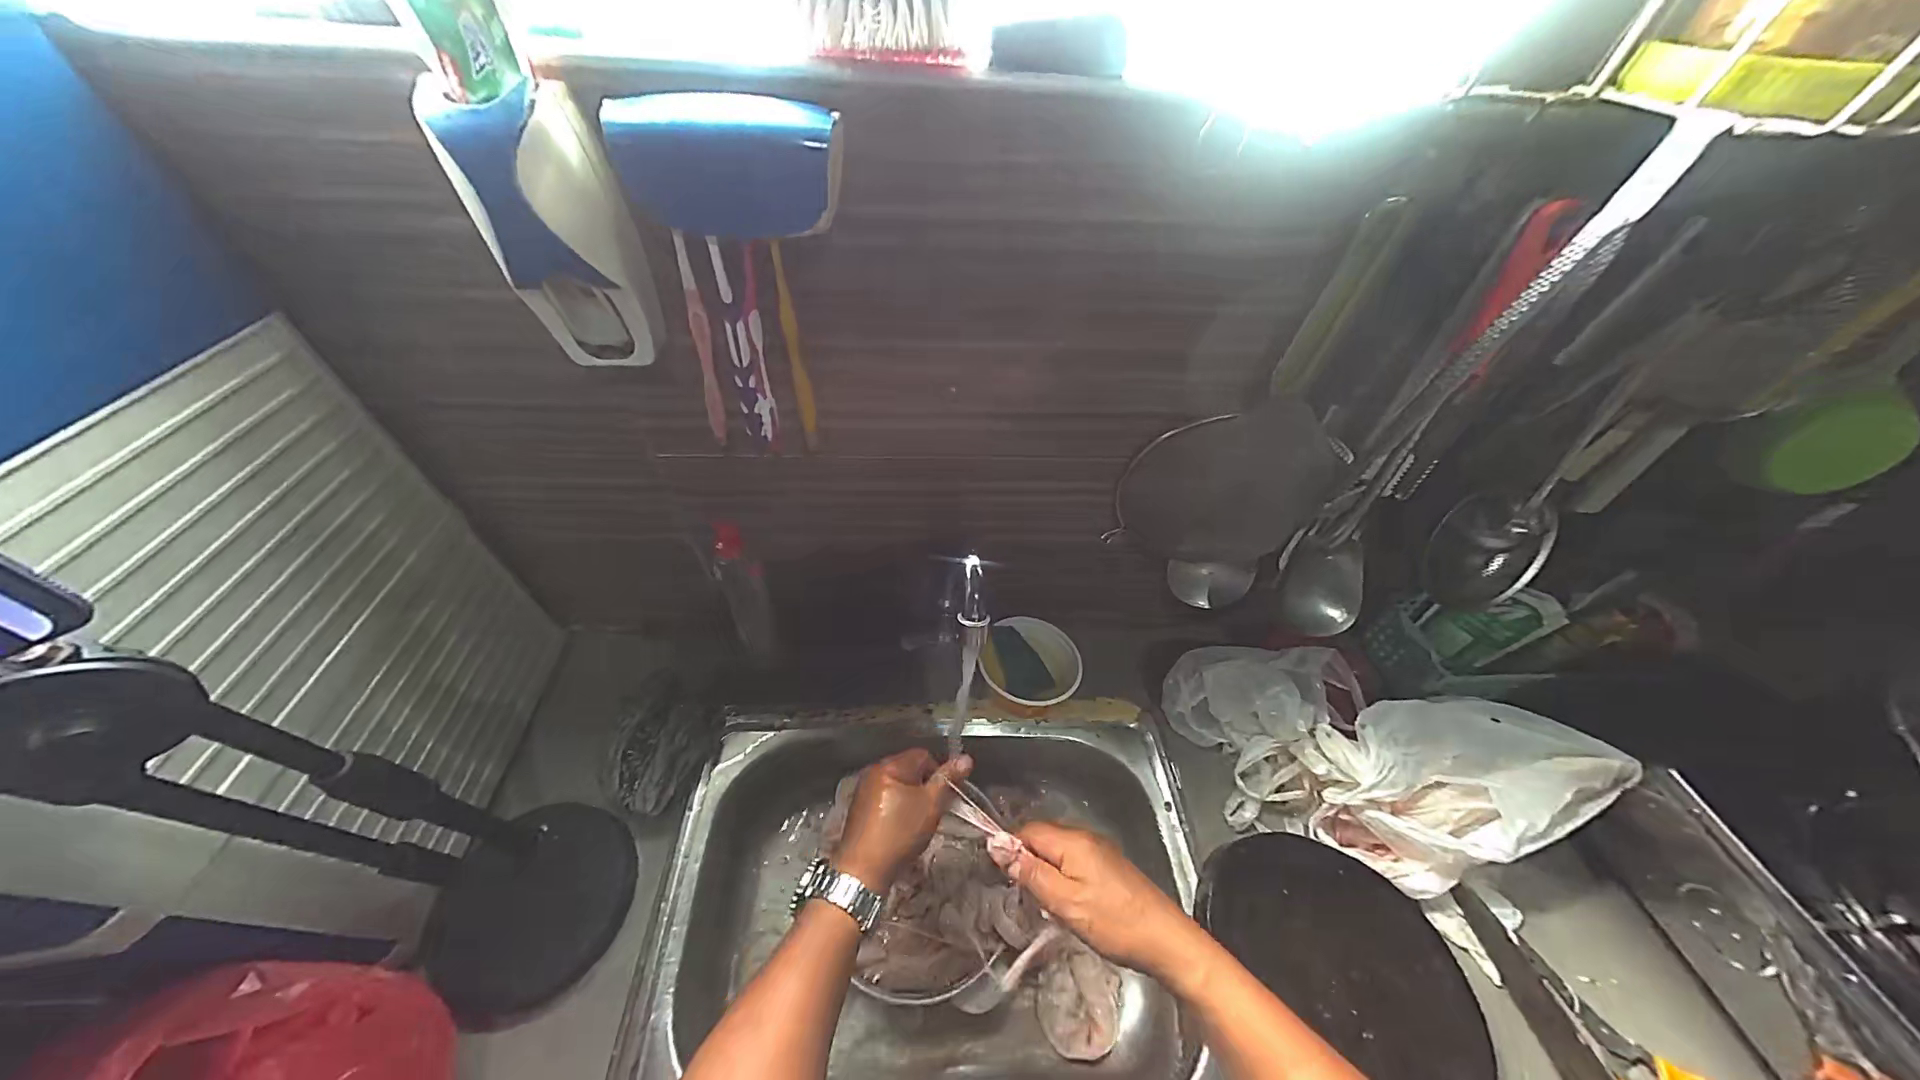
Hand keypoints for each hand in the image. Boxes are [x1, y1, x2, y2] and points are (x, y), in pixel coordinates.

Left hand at [833, 748, 971, 890]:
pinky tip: (899, 828)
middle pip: (909, 768)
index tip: (945, 794)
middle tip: (932, 809)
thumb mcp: (930, 806)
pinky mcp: (859, 808)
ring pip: (897, 785)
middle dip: (924, 786)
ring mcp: (864, 790)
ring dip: (910, 797)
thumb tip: (965, 759)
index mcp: (890, 766)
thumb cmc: (898, 836)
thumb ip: (948, 779)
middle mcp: (873, 772)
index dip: (939, 772)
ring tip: (916, 821)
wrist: (862, 871)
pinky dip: (895, 808)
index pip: (923, 755)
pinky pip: (884, 798)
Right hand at [992, 821, 1202, 979]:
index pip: (1027, 830)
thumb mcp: (1064, 901)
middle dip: (1027, 859)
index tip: (1003, 877)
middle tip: (1023, 894)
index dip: (1010, 849)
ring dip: (1044, 870)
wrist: (1165, 940)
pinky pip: (1073, 860)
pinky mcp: (1109, 866)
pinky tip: (1065, 901)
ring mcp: (1100, 850)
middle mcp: (1086, 837)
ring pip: (1057, 850)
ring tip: (1042, 901)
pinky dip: (1061, 875)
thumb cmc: (1113, 923)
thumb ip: (1030, 872)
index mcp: (1072, 840)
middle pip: (1042, 837)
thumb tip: (997, 843)